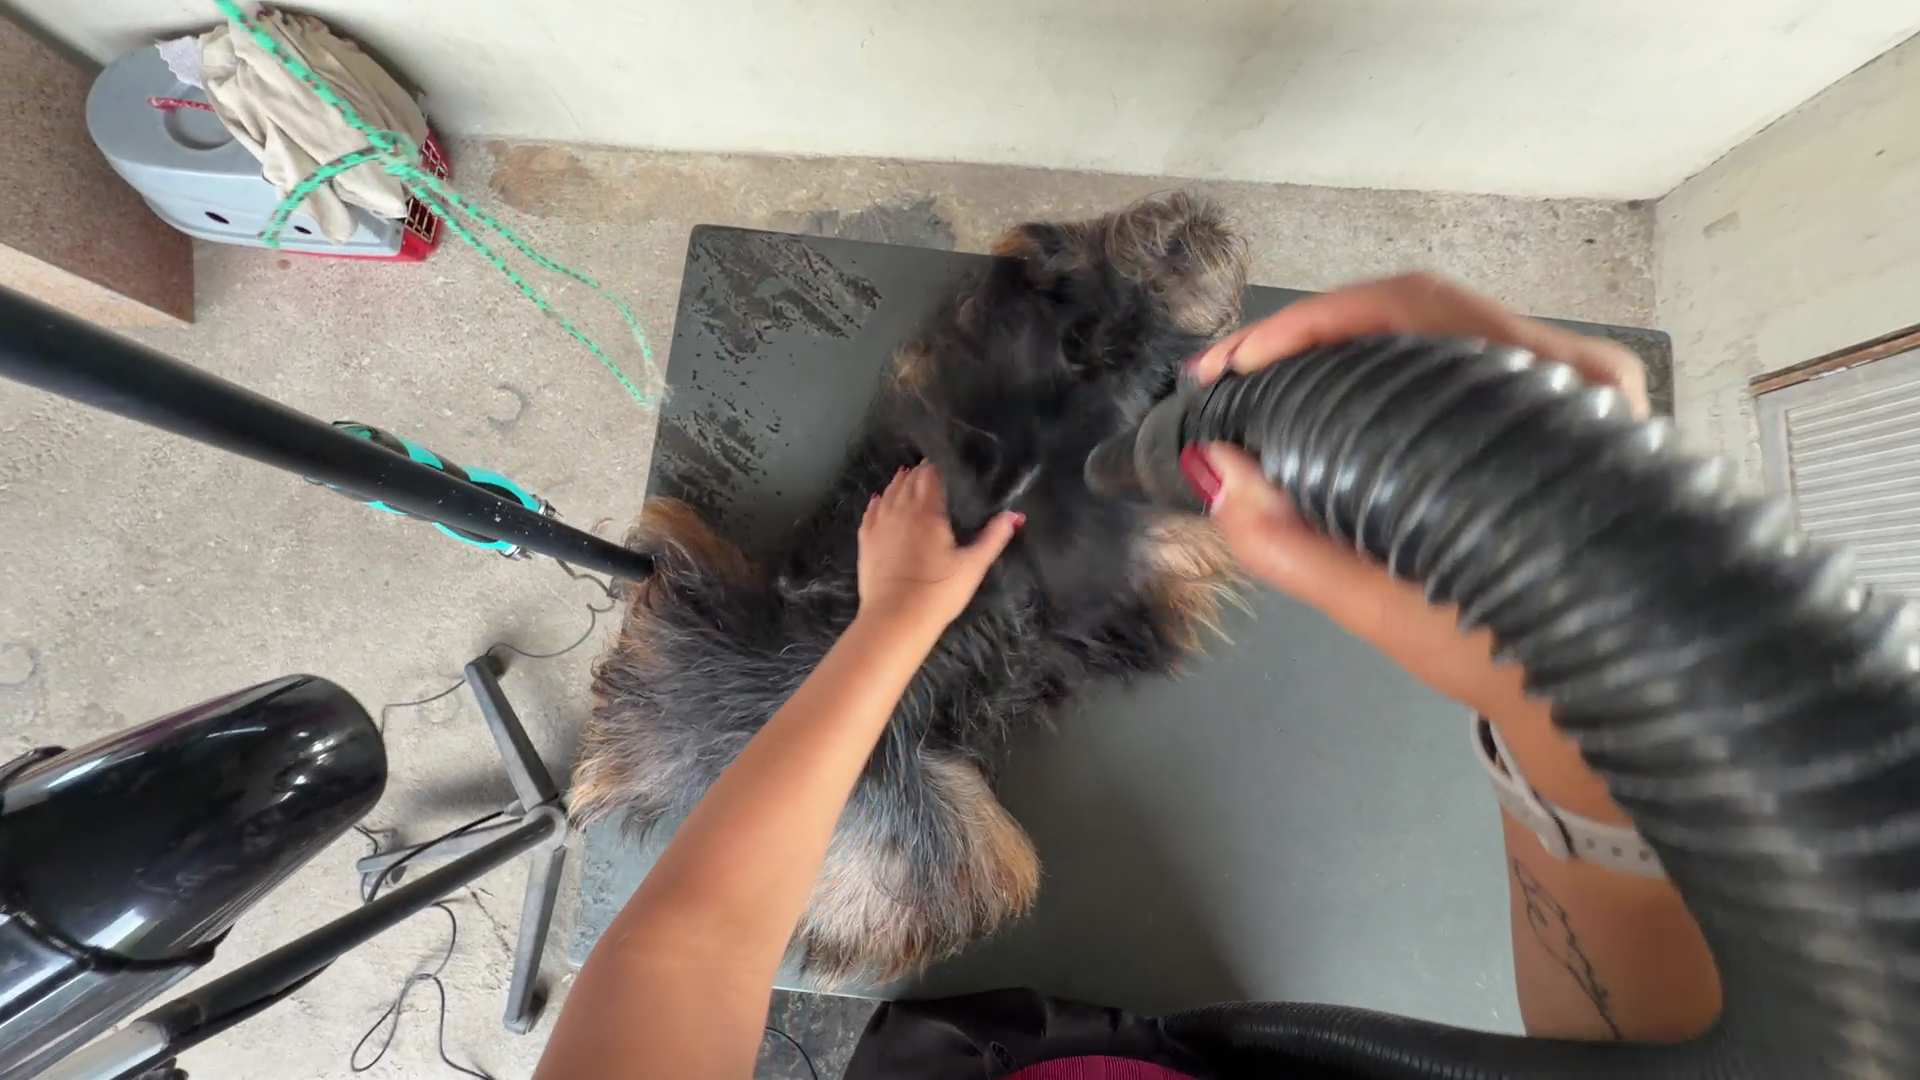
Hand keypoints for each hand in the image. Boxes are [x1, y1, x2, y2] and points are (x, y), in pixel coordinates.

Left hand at [857, 462, 1022, 630]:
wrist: (895, 619)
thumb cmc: (939, 592)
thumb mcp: (973, 565)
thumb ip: (994, 537)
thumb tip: (1015, 515)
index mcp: (928, 510)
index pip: (931, 476)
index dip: (938, 468)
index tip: (946, 466)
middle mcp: (901, 510)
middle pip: (909, 481)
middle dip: (920, 473)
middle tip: (931, 470)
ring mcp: (879, 524)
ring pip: (888, 492)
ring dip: (899, 483)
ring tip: (907, 476)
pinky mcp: (866, 541)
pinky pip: (871, 511)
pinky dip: (878, 501)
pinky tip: (879, 499)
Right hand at [1182, 273, 1649, 724]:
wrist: (1607, 680)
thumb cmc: (1510, 655)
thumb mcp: (1392, 614)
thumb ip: (1295, 547)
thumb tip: (1217, 469)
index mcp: (1550, 414)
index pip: (1413, 315)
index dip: (1304, 327)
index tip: (1229, 365)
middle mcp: (1568, 378)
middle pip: (1411, 306)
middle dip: (1299, 332)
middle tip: (1225, 372)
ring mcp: (1560, 383)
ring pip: (1422, 323)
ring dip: (1326, 344)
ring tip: (1254, 377)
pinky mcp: (1541, 400)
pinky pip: (1435, 351)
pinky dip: (1359, 363)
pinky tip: (1312, 389)